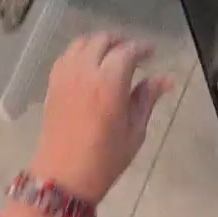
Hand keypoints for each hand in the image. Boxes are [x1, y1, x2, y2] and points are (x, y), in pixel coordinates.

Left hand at [28, 33, 176, 203]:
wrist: (63, 176)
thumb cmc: (104, 159)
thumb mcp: (134, 131)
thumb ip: (146, 99)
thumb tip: (165, 79)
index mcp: (109, 83)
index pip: (127, 51)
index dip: (142, 48)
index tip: (153, 53)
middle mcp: (84, 72)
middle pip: (101, 40)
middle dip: (120, 41)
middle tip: (134, 53)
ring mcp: (64, 76)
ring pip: (80, 43)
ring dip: (98, 43)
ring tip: (112, 55)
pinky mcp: (52, 84)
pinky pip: (66, 56)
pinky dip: (80, 52)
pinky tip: (89, 65)